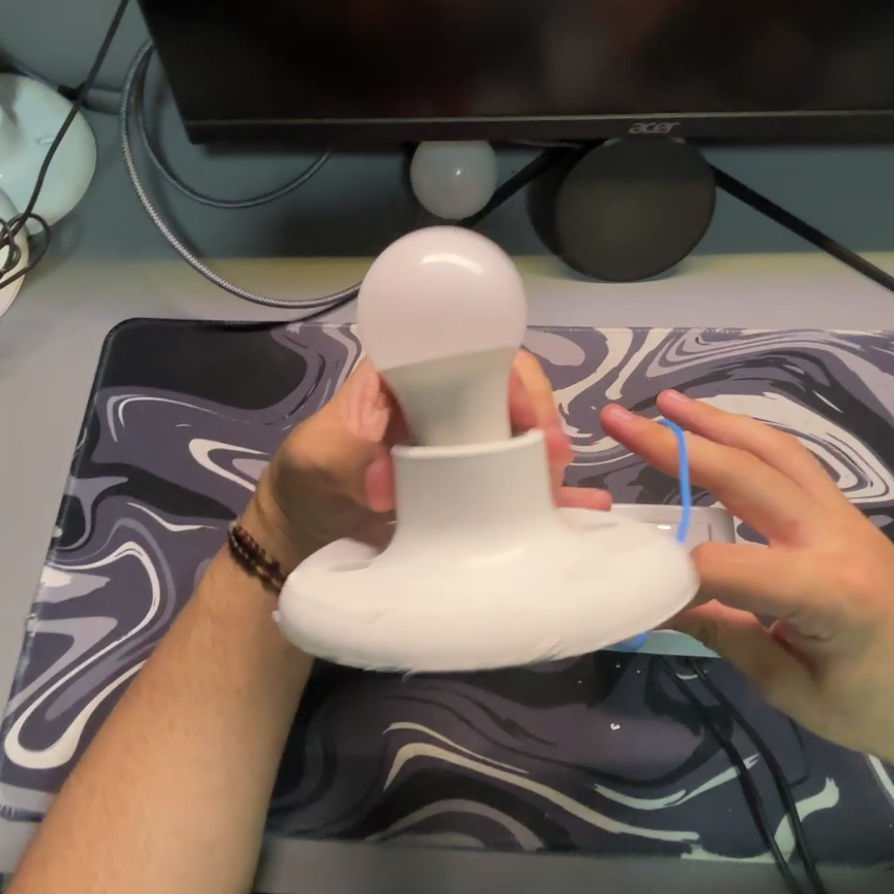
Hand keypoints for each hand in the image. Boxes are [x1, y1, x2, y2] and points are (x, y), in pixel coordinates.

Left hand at [247, 351, 612, 569]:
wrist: (309, 536)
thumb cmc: (311, 481)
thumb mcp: (322, 456)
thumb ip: (354, 445)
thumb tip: (393, 458)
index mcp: (410, 382)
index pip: (471, 357)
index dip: (508, 379)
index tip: (528, 417)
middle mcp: (444, 407)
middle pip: (507, 394)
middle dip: (539, 421)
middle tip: (553, 460)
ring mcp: (462, 448)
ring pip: (520, 438)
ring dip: (549, 460)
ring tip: (568, 492)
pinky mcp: (473, 489)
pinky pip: (517, 483)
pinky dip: (550, 496)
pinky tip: (583, 511)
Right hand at [601, 390, 893, 782]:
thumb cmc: (883, 712)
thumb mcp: (791, 688)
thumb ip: (722, 633)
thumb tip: (651, 602)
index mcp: (825, 590)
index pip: (720, 564)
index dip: (666, 569)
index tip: (623, 574)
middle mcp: (834, 536)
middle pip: (745, 474)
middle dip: (676, 443)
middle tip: (619, 419)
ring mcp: (846, 519)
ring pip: (775, 452)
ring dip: (717, 423)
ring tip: (667, 402)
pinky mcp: (849, 518)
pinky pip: (794, 465)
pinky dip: (749, 440)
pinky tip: (719, 433)